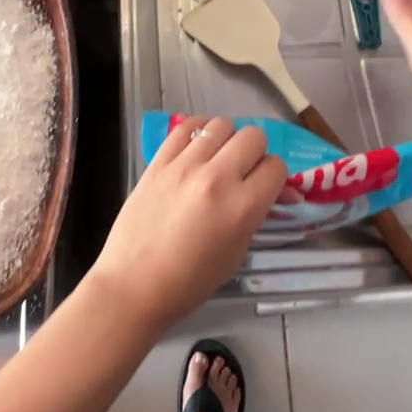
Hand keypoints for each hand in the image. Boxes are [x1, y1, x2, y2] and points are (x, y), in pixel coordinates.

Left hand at [86, 116, 284, 329]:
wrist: (134, 286)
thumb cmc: (190, 281)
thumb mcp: (236, 252)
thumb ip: (254, 214)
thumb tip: (268, 192)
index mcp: (242, 207)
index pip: (276, 166)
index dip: (274, 177)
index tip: (264, 187)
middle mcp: (217, 178)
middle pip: (253, 136)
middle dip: (255, 152)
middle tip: (243, 171)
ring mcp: (184, 166)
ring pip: (221, 124)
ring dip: (226, 139)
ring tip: (217, 158)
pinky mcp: (158, 163)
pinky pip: (185, 128)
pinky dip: (196, 133)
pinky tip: (195, 149)